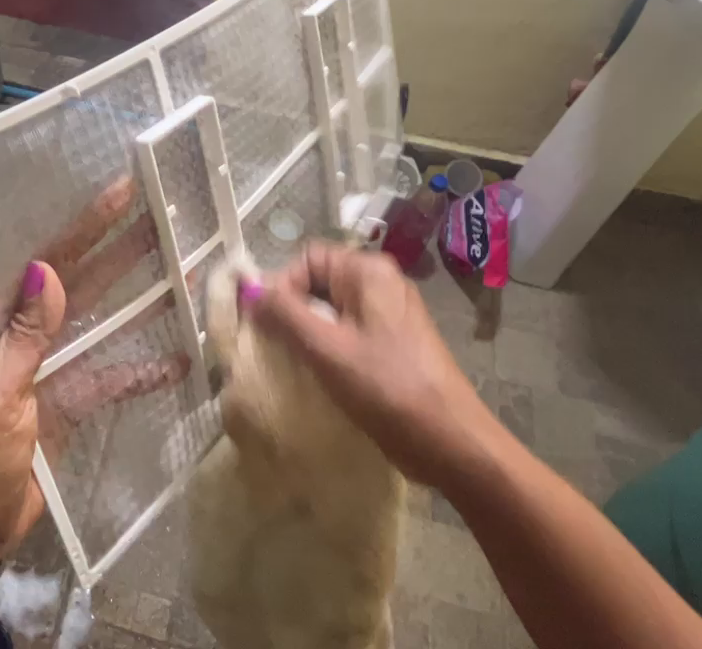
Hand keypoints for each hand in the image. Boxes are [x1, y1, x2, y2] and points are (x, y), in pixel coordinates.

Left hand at [0, 180, 189, 566]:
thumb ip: (24, 335)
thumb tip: (45, 269)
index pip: (45, 263)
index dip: (84, 228)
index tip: (121, 194)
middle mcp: (25, 334)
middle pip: (80, 283)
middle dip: (121, 252)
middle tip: (165, 219)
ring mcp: (51, 366)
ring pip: (102, 323)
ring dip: (140, 301)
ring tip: (183, 271)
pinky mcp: (71, 399)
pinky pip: (111, 375)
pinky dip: (142, 368)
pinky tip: (178, 358)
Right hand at [245, 241, 493, 485]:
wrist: (452, 442)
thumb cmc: (387, 388)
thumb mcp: (326, 348)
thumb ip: (284, 313)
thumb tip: (249, 288)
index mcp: (368, 272)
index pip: (307, 259)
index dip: (282, 287)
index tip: (269, 326)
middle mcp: (382, 283)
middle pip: (319, 282)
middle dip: (293, 312)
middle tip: (279, 349)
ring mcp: (392, 314)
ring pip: (333, 310)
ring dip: (309, 334)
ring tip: (298, 366)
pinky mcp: (396, 343)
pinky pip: (350, 332)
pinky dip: (330, 348)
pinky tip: (323, 377)